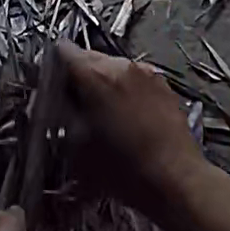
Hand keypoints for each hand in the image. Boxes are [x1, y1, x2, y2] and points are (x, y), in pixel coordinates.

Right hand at [56, 40, 204, 211]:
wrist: (177, 180)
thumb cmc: (122, 169)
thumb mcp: (77, 146)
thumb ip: (61, 114)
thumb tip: (54, 99)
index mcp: (94, 74)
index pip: (63, 50)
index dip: (53, 66)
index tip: (52, 86)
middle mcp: (119, 63)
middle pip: (88, 56)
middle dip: (79, 76)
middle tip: (77, 105)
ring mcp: (144, 70)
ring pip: (112, 66)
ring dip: (103, 82)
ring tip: (106, 113)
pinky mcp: (162, 81)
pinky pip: (133, 77)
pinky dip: (125, 88)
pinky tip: (130, 116)